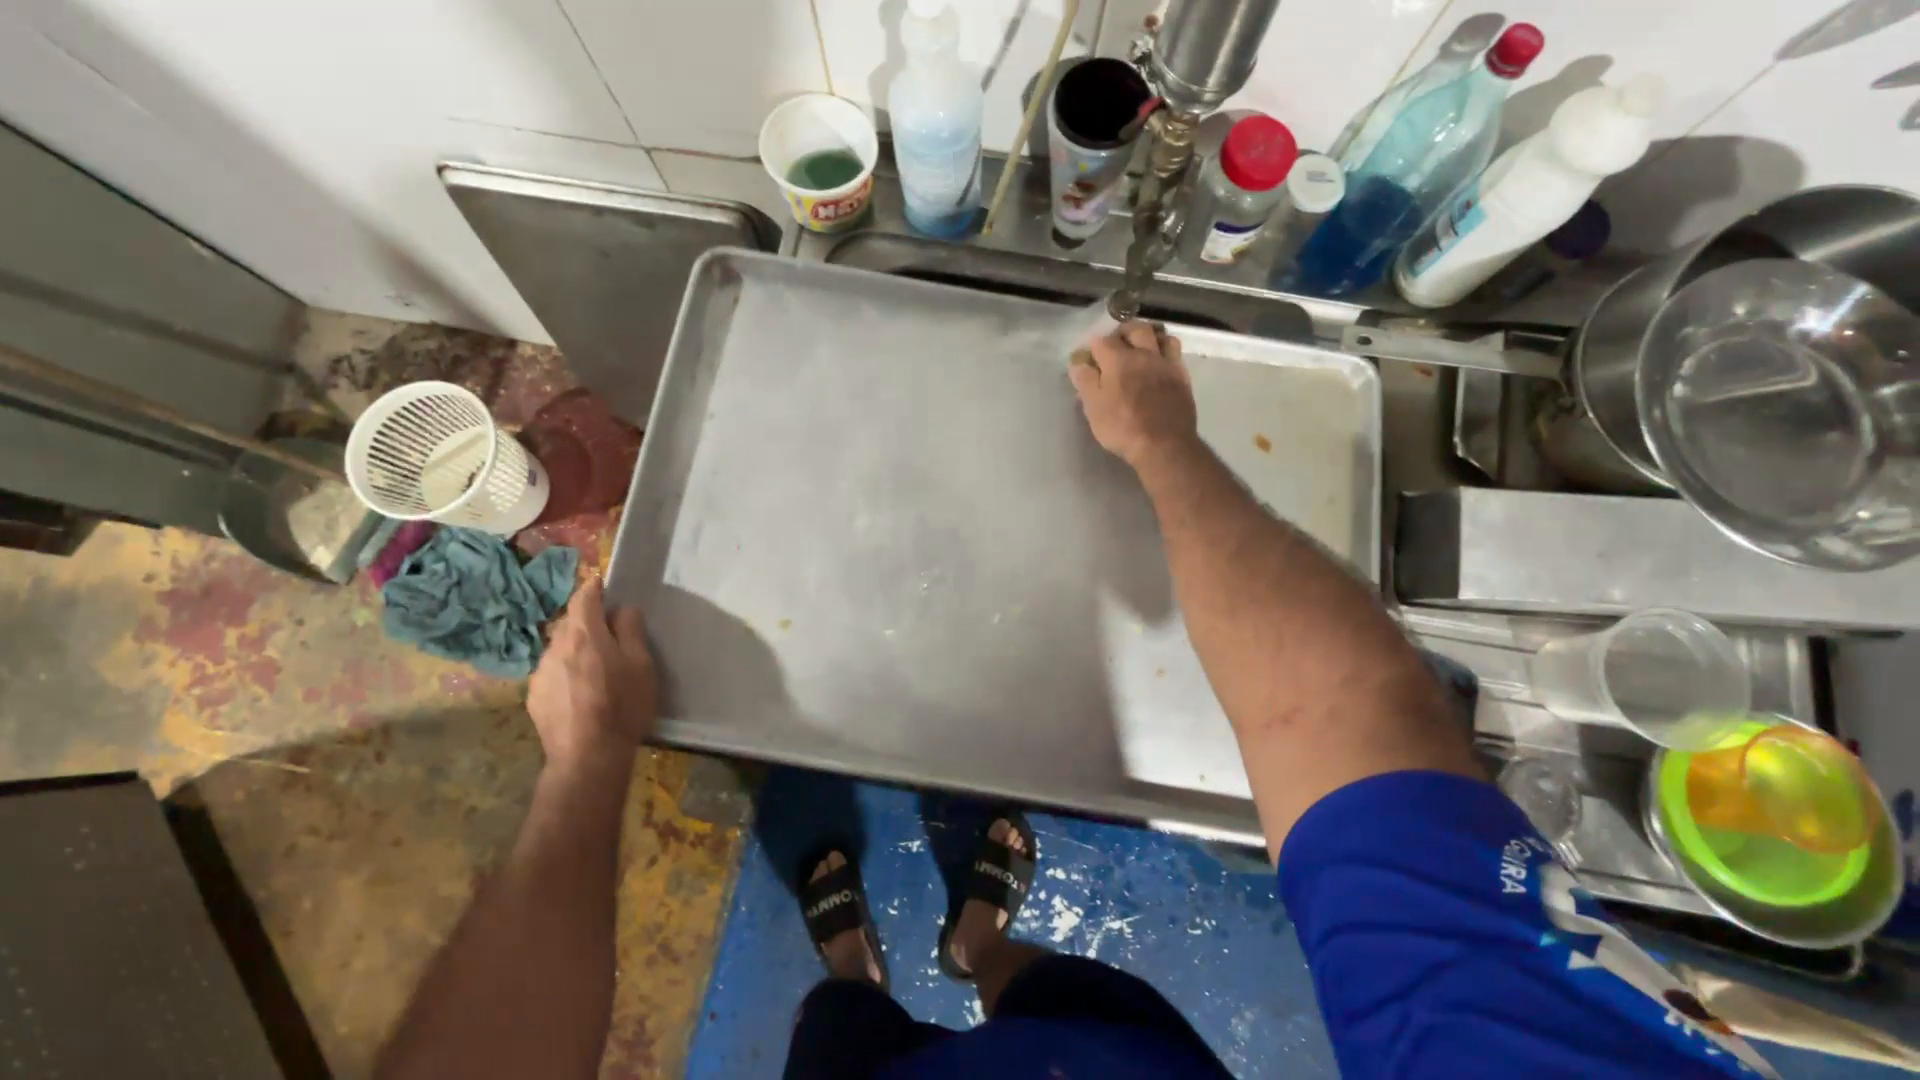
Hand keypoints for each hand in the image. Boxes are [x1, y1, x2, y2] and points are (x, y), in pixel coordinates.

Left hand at [527, 577, 657, 769]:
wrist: (588, 756)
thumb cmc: (622, 705)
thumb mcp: (641, 665)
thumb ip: (631, 631)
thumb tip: (622, 610)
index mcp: (584, 633)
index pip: (584, 596)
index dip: (594, 588)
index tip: (603, 585)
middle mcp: (555, 646)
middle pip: (570, 622)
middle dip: (587, 622)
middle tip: (609, 635)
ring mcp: (540, 672)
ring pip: (559, 649)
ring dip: (575, 650)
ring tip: (595, 670)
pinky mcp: (534, 696)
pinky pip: (552, 673)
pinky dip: (565, 673)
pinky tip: (580, 694)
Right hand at [1069, 320, 1197, 468]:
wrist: (1164, 445)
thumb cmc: (1123, 428)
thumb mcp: (1094, 408)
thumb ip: (1085, 381)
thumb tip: (1078, 363)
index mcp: (1118, 360)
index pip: (1101, 341)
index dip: (1092, 347)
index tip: (1088, 358)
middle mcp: (1144, 354)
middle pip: (1135, 329)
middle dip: (1123, 332)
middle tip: (1116, 343)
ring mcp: (1166, 364)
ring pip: (1160, 336)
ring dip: (1149, 336)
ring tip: (1142, 347)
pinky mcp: (1182, 377)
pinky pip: (1175, 353)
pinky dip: (1165, 350)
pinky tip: (1160, 361)